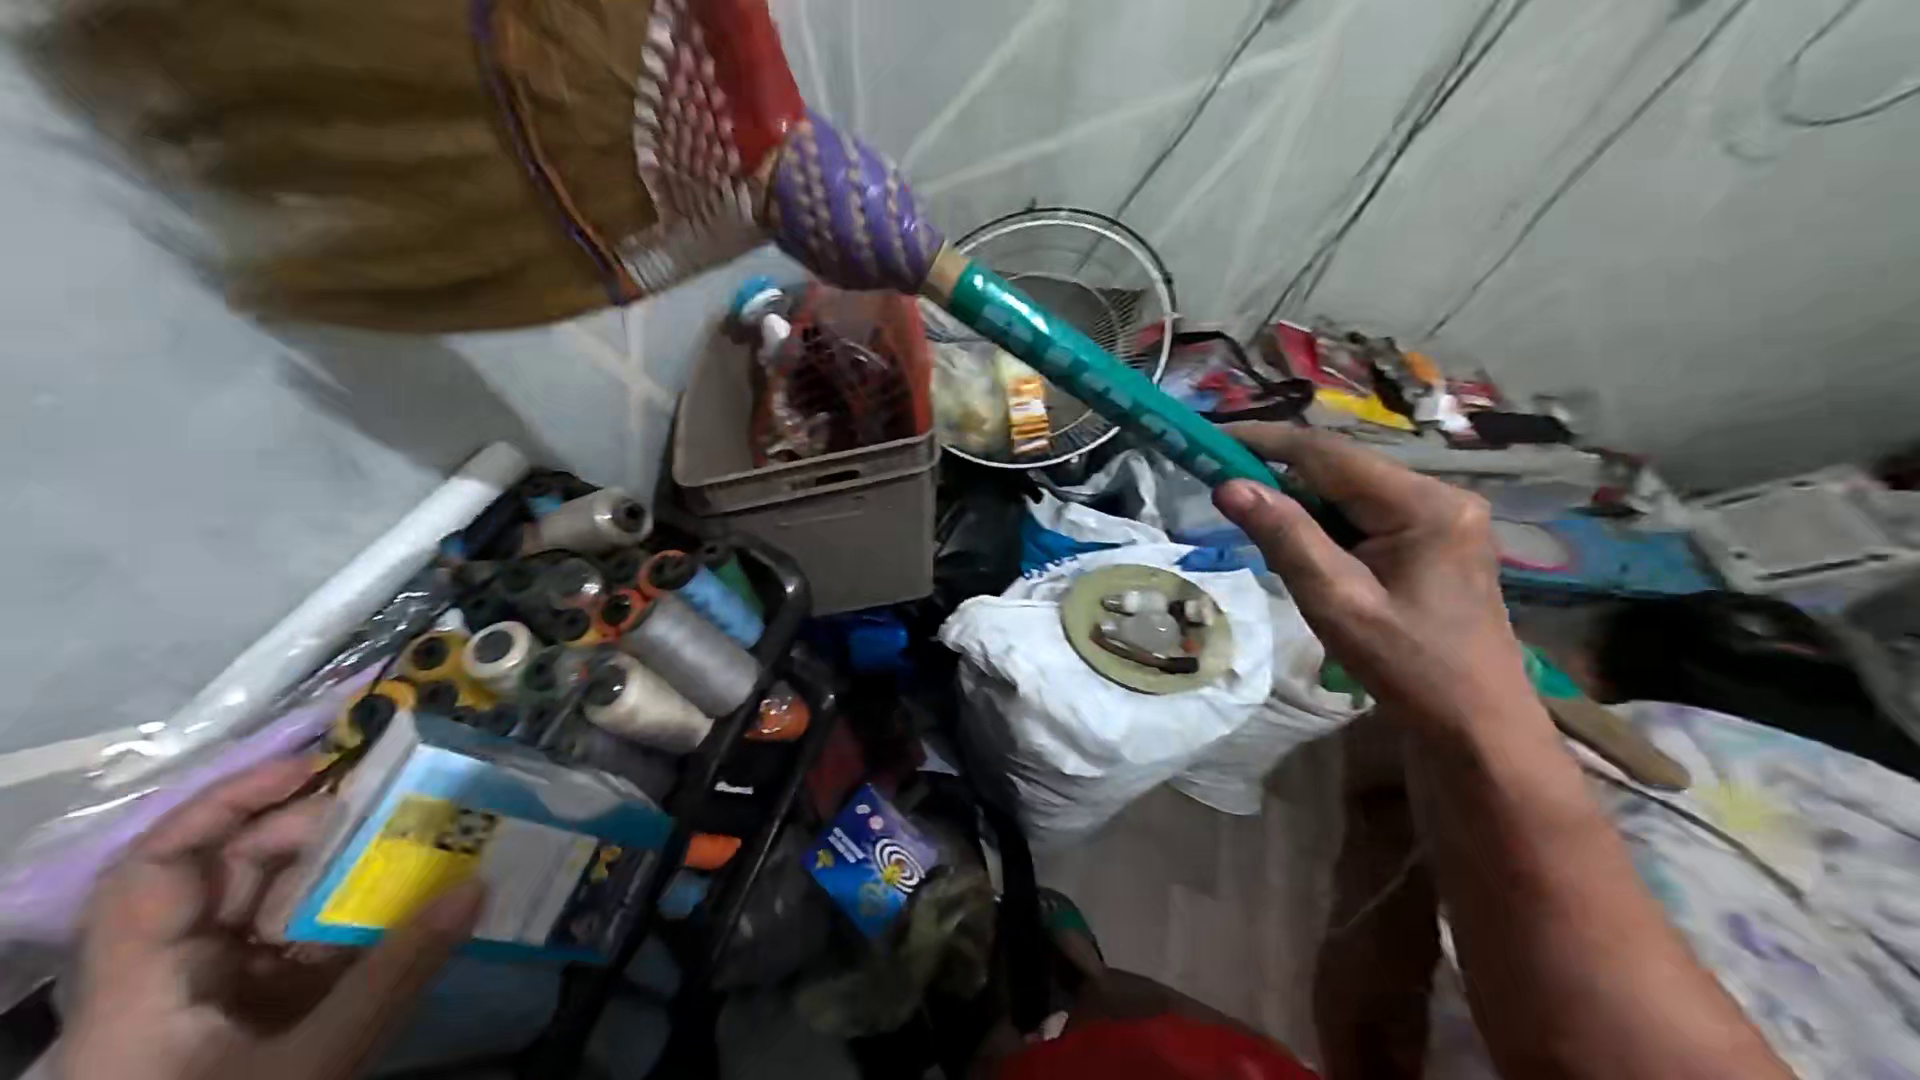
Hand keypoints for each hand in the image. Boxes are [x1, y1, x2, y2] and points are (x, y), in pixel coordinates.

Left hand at [60, 758, 484, 1079]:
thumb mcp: (314, 1063)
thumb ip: (395, 974)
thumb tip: (477, 885)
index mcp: (143, 985)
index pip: (158, 867)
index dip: (228, 801)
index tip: (315, 766)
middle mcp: (164, 977)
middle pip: (225, 876)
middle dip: (312, 835)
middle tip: (391, 812)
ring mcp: (204, 998)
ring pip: (268, 909)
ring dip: (342, 877)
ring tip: (411, 851)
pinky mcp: (241, 1018)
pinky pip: (295, 947)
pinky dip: (348, 922)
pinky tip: (401, 912)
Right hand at [1213, 424, 1539, 736]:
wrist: (1475, 722)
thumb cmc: (1408, 666)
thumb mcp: (1336, 601)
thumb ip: (1285, 537)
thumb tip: (1229, 486)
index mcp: (1423, 505)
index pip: (1328, 454)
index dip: (1265, 442)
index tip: (1212, 438)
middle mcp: (1439, 495)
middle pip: (1340, 468)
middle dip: (1278, 472)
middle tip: (1222, 483)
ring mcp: (1440, 515)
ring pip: (1348, 490)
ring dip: (1298, 501)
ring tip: (1255, 520)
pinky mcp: (1433, 536)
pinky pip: (1362, 513)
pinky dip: (1322, 522)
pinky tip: (1302, 547)